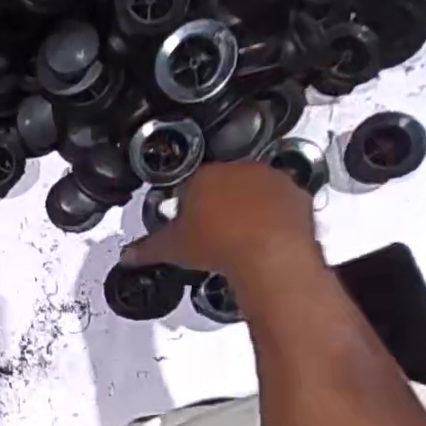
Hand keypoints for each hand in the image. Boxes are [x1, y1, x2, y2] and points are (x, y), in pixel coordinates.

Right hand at [124, 163, 323, 309]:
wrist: (268, 254)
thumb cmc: (223, 243)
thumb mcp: (172, 249)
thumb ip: (147, 249)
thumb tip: (130, 255)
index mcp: (204, 176)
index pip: (187, 184)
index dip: (183, 206)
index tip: (184, 223)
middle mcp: (239, 170)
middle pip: (222, 184)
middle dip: (215, 206)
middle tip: (209, 233)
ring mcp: (270, 180)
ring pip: (252, 191)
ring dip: (245, 210)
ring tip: (235, 240)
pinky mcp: (295, 195)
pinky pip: (280, 203)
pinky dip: (273, 218)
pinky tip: (262, 238)